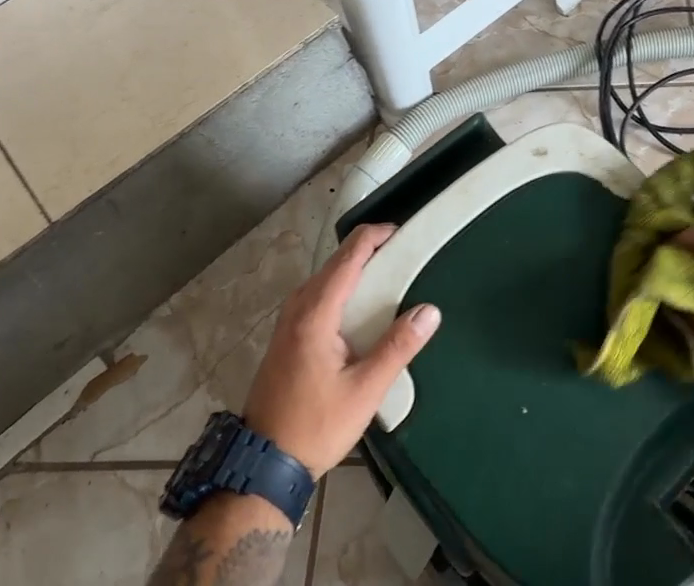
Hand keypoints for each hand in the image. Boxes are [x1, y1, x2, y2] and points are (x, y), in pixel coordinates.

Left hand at [241, 224, 440, 475]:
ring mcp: (288, 323)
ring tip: (392, 279)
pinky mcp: (287, 338)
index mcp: (315, 314)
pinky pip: (319, 299)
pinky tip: (363, 311)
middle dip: (370, 253)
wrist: (264, 462)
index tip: (404, 232)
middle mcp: (297, 309)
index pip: (348, 257)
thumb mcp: (365, 390)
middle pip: (336, 264)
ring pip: (326, 282)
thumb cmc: (316, 425)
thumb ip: (398, 347)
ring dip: (356, 273)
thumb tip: (429, 312)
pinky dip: (343, 292)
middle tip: (407, 258)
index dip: (375, 236)